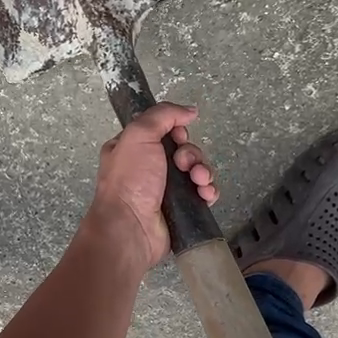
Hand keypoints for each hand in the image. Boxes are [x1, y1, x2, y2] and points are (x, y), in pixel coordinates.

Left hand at [82, 103, 218, 269]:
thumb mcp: (139, 135)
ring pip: (196, 171)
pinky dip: (207, 191)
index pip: (162, 130)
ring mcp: (165, 189)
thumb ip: (162, 115)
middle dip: (191, 154)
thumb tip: (189, 110)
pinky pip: (202, 193)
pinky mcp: (181, 208)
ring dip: (202, 172)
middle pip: (183, 149)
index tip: (178, 137)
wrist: (131, 227)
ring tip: (198, 181)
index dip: (176, 130)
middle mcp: (147, 166)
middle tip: (184, 165)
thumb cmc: (130, 179)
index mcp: (132, 147)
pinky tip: (205, 195)